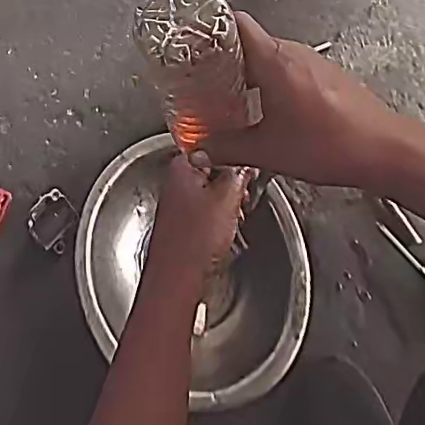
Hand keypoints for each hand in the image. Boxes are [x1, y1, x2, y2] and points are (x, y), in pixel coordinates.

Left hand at [145, 154, 244, 280]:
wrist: (178, 280)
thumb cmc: (194, 240)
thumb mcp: (227, 197)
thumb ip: (238, 172)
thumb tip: (246, 162)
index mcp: (181, 167)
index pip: (213, 145)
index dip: (234, 155)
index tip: (248, 165)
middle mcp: (176, 181)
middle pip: (213, 168)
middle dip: (232, 181)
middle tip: (244, 193)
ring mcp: (179, 202)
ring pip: (211, 190)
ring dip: (228, 199)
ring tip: (238, 213)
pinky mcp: (184, 222)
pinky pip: (207, 209)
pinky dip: (220, 215)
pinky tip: (229, 227)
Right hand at [203, 12, 415, 189]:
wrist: (384, 150)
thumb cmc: (333, 144)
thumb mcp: (268, 151)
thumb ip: (226, 149)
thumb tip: (200, 150)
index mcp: (275, 61)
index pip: (237, 21)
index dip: (212, 23)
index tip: (192, 33)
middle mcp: (294, 53)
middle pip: (250, 39)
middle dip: (223, 54)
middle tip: (201, 72)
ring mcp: (312, 62)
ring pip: (269, 54)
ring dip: (247, 69)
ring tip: (228, 92)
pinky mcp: (325, 75)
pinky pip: (288, 66)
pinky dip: (269, 78)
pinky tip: (264, 105)